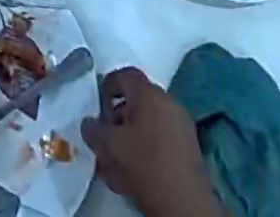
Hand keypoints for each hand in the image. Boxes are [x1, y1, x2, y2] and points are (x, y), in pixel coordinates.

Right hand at [80, 67, 218, 216]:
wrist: (186, 205)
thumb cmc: (145, 165)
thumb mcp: (109, 146)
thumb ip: (93, 129)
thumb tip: (90, 124)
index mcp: (149, 94)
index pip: (124, 75)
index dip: (106, 86)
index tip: (98, 108)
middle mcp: (168, 103)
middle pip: (135, 101)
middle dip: (116, 119)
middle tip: (106, 139)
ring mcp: (182, 125)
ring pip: (146, 123)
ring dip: (128, 137)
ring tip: (115, 162)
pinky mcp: (189, 148)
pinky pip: (159, 138)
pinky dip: (144, 148)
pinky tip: (133, 172)